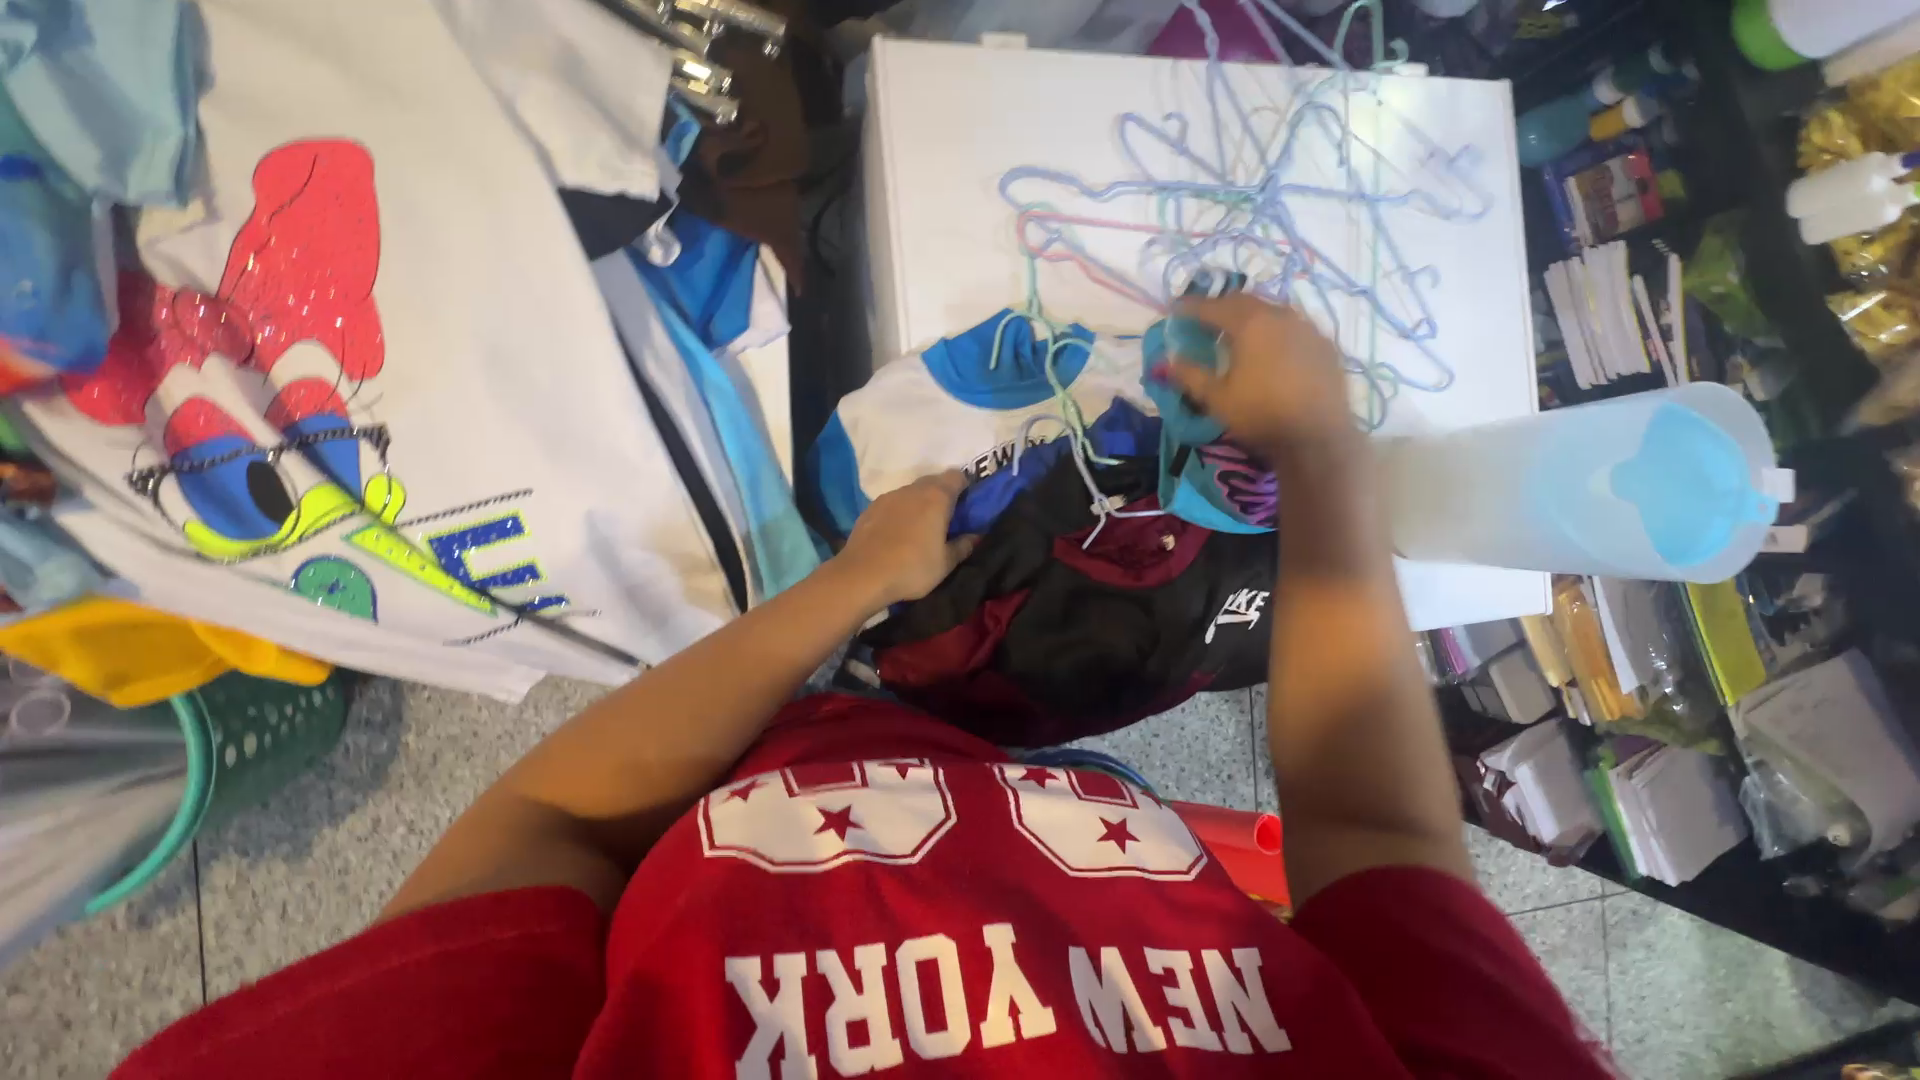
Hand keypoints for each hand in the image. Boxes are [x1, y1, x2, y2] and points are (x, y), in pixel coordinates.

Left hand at [833, 470, 978, 607]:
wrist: (862, 576)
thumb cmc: (912, 568)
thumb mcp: (945, 564)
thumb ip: (963, 546)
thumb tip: (975, 536)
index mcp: (936, 498)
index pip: (957, 476)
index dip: (964, 487)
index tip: (966, 506)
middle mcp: (912, 490)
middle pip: (933, 481)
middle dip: (942, 495)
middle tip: (946, 520)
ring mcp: (888, 497)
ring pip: (911, 492)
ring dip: (919, 504)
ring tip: (920, 529)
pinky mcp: (870, 508)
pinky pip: (892, 504)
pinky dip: (899, 512)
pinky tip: (897, 534)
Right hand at [1155, 293, 1357, 464]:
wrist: (1318, 438)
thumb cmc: (1260, 415)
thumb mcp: (1217, 399)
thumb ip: (1190, 376)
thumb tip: (1165, 361)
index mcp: (1250, 324)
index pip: (1213, 306)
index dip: (1191, 307)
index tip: (1175, 309)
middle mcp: (1281, 315)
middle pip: (1245, 301)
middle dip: (1222, 307)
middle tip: (1206, 319)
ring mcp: (1309, 328)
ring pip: (1273, 311)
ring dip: (1252, 317)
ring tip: (1239, 334)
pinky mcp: (1327, 346)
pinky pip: (1295, 328)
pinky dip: (1276, 332)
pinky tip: (1273, 350)